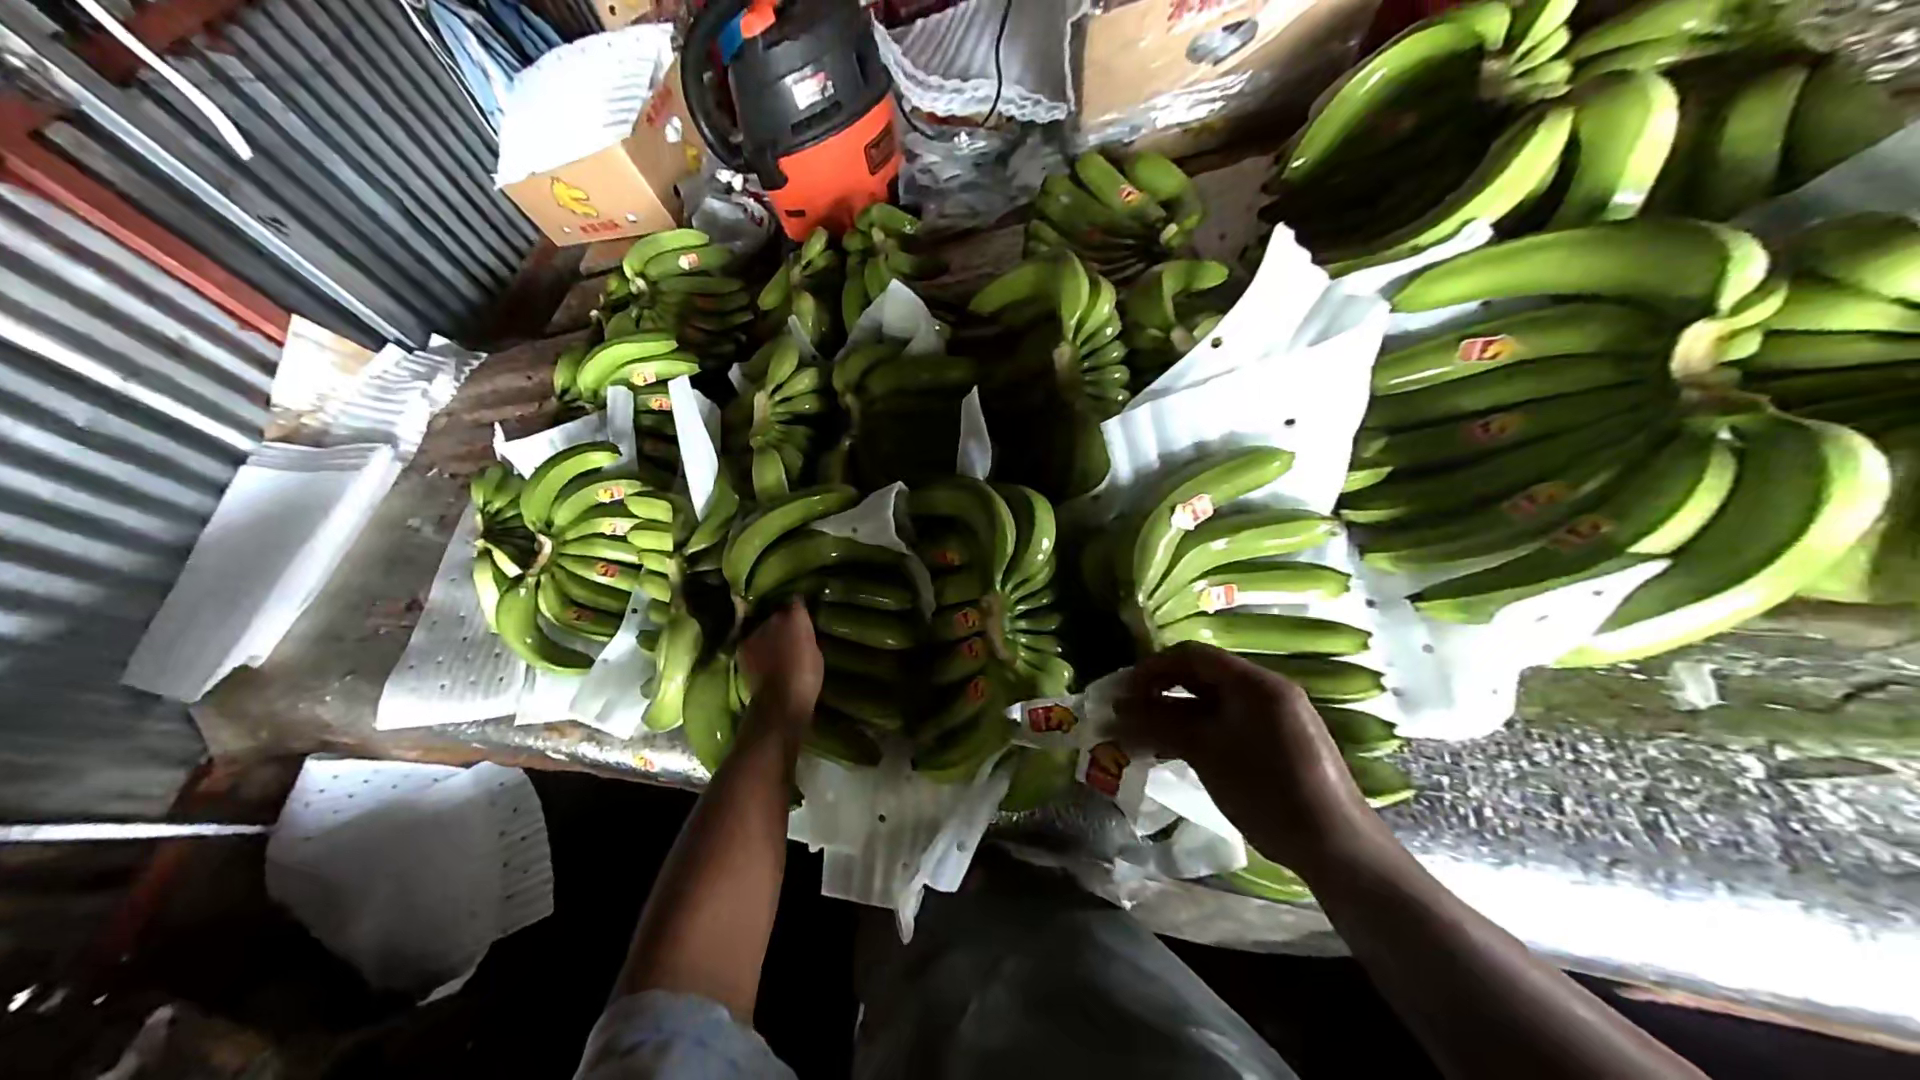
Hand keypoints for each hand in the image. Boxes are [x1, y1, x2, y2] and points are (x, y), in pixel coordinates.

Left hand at [738, 598, 821, 742]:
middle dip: (781, 621)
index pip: (796, 600)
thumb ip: (806, 636)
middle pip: (777, 613)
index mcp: (796, 617)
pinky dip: (755, 647)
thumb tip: (801, 633)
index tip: (800, 614)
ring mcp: (755, 631)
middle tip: (787, 635)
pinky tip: (760, 660)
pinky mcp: (741, 646)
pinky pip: (750, 641)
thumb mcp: (815, 652)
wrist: (780, 699)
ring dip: (767, 634)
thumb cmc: (807, 676)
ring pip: (762, 627)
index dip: (798, 607)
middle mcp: (773, 617)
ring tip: (771, 648)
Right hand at [1114, 642, 1381, 876]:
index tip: (1122, 691)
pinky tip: (1168, 752)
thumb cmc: (1267, 788)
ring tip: (1137, 737)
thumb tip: (1119, 711)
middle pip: (1200, 678)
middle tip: (1124, 714)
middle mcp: (1264, 691)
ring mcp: (1269, 718)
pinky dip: (1193, 733)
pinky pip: (1223, 725)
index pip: (1192, 656)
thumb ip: (1160, 724)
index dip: (1153, 668)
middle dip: (1158, 693)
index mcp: (1254, 683)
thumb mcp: (1206, 752)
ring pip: (1209, 705)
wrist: (1332, 844)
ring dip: (1171, 716)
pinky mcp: (1270, 744)